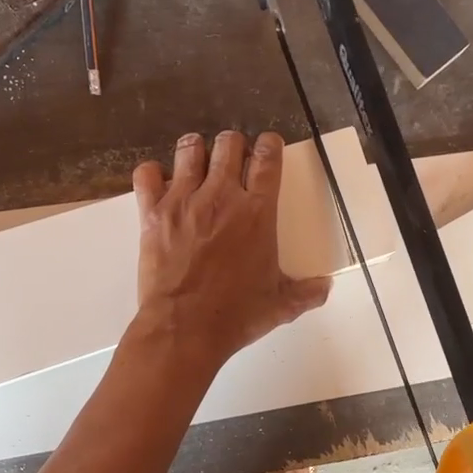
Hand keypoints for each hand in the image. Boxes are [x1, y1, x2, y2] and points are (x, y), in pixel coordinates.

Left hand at [131, 131, 330, 370]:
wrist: (185, 327)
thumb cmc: (236, 315)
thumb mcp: (280, 306)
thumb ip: (306, 293)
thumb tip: (325, 287)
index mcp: (258, 212)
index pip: (267, 158)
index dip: (269, 146)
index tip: (267, 148)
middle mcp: (222, 196)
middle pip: (228, 144)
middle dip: (233, 146)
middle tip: (232, 160)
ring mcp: (184, 200)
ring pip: (189, 149)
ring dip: (196, 151)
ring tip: (197, 162)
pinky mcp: (153, 213)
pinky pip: (147, 174)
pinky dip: (152, 174)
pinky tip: (159, 184)